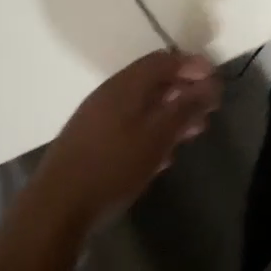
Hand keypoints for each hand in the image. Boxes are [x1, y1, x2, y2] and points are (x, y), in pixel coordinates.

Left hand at [30, 49, 221, 227]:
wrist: (54, 211)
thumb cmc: (113, 165)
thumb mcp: (159, 135)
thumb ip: (187, 106)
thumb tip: (211, 84)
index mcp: (127, 84)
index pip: (166, 59)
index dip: (194, 66)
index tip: (215, 84)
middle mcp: (110, 93)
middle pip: (154, 81)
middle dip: (184, 93)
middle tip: (206, 112)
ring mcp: (95, 117)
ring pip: (141, 105)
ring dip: (169, 114)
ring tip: (190, 135)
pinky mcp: (88, 141)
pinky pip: (127, 124)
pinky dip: (149, 130)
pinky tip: (160, 155)